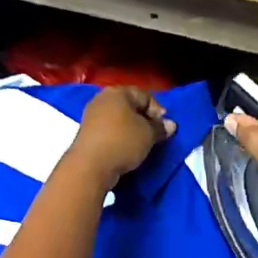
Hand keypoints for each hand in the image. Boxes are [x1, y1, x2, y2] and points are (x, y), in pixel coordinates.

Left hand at [61, 86, 176, 188]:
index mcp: (118, 92)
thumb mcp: (148, 134)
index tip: (164, 128)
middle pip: (130, 107)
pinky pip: (109, 132)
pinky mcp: (86, 133)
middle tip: (153, 136)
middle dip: (143, 120)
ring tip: (140, 145)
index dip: (158, 111)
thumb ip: (160, 127)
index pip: (145, 95)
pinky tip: (124, 150)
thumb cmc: (122, 142)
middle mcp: (102, 99)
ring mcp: (92, 116)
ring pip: (118, 120)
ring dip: (131, 131)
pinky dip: (118, 138)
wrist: (90, 166)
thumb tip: (170, 125)